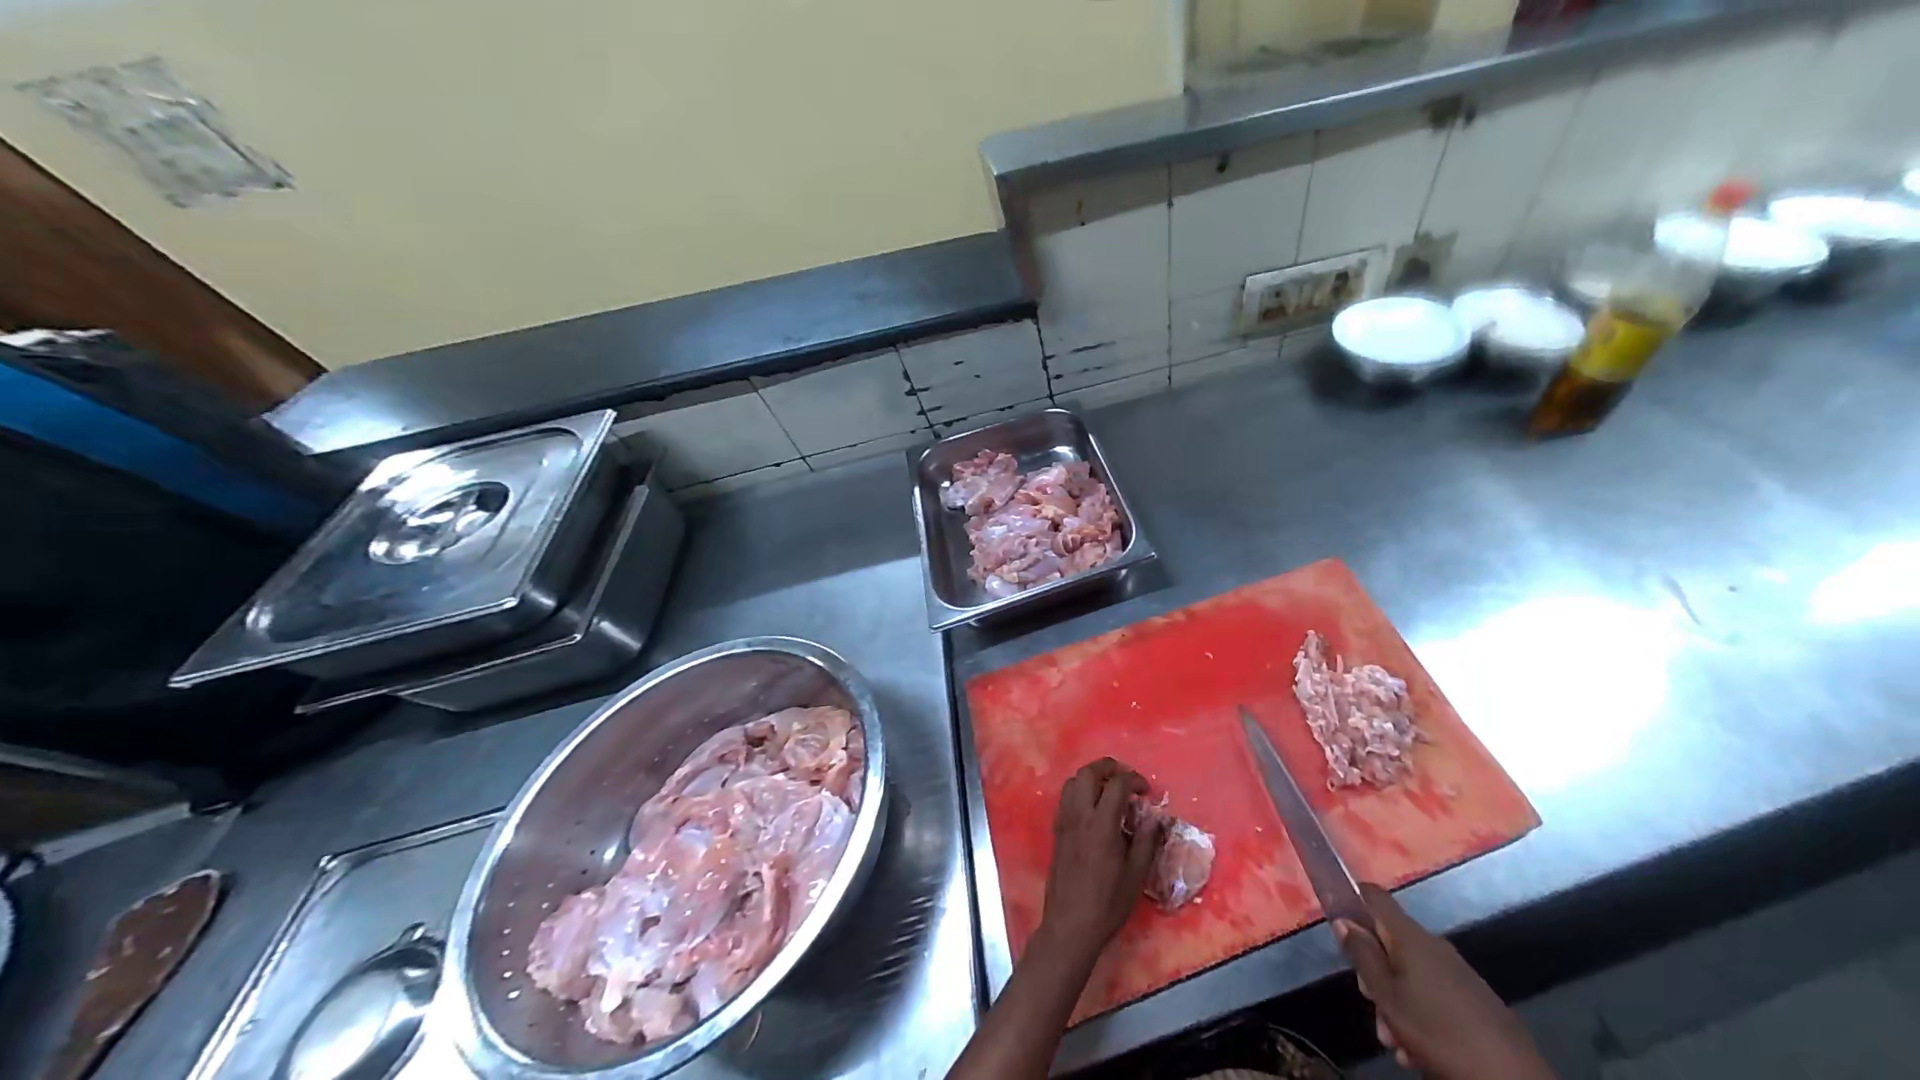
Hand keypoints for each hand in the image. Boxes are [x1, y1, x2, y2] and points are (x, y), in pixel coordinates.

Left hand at [1037, 758, 1163, 960]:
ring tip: (1111, 790)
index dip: (1135, 780)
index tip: (1147, 792)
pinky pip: (1066, 798)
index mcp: (1101, 824)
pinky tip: (1094, 808)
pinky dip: (1080, 791)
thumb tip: (1155, 818)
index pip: (1117, 784)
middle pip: (1088, 773)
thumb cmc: (1107, 903)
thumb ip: (1146, 840)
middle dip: (1109, 767)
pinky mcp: (1056, 831)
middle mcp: (1079, 816)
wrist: (1070, 924)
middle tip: (1127, 779)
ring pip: (1073, 782)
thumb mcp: (1136, 874)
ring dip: (1092, 777)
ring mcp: (1064, 822)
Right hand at [1335, 884, 1556, 1079]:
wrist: (1511, 1077)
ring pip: (1409, 973)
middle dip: (1373, 970)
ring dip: (1394, 1000)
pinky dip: (1418, 1012)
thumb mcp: (1386, 996)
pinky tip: (1418, 1046)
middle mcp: (1434, 946)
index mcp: (1410, 937)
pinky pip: (1433, 992)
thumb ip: (1362, 955)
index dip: (1351, 898)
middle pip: (1390, 942)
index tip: (1336, 918)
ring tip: (1395, 1039)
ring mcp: (1458, 972)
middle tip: (1369, 1001)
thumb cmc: (1438, 1032)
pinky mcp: (1475, 998)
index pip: (1374, 896)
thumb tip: (1343, 920)